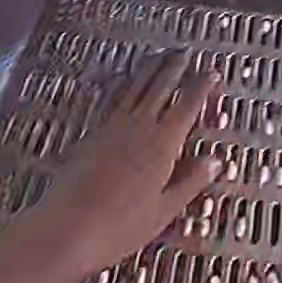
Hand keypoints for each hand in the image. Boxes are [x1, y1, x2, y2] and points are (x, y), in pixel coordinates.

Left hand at [0, 52, 220, 282]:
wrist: (67, 228)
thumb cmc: (118, 227)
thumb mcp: (164, 211)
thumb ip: (191, 182)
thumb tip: (214, 161)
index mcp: (163, 143)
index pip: (188, 103)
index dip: (202, 85)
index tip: (212, 73)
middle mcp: (141, 125)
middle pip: (162, 84)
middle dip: (176, 66)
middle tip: (186, 54)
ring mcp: (115, 124)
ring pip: (138, 84)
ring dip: (152, 66)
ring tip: (160, 55)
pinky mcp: (96, 130)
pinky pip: (116, 95)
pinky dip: (126, 81)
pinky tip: (125, 77)